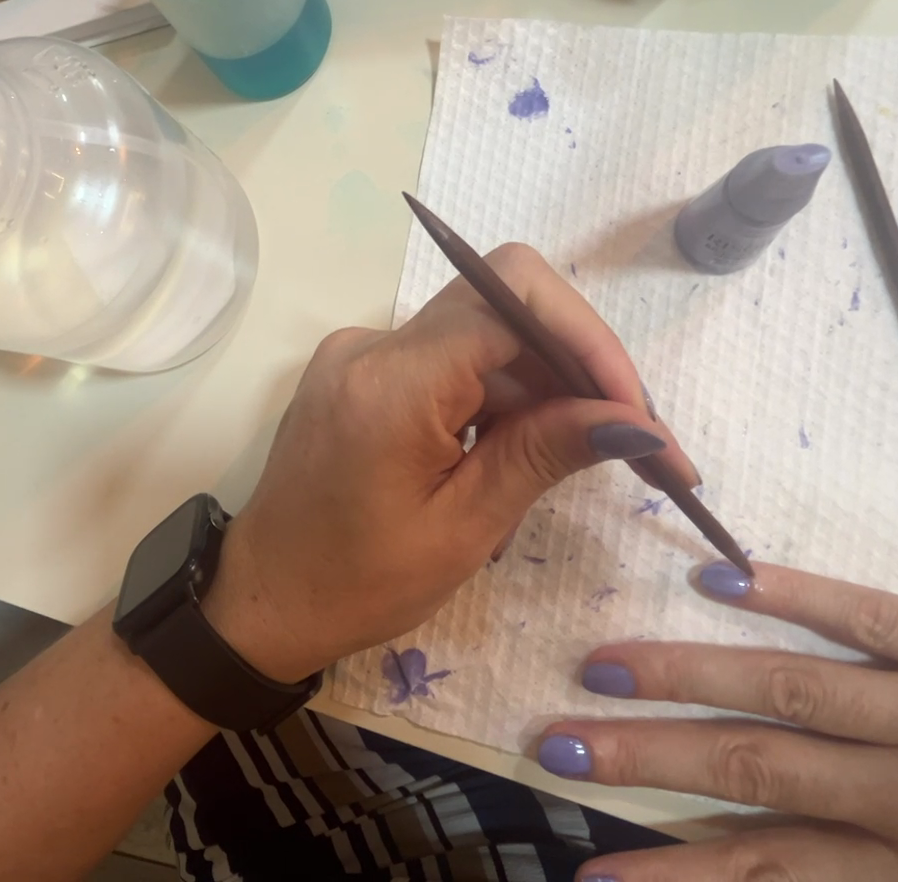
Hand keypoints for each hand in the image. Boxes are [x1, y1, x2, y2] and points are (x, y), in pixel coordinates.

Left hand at [202, 243, 682, 683]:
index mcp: (391, 380)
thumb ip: (543, 454)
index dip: (586, 339)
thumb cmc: (357, 584)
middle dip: (575, 364)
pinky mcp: (360, 372)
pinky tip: (522, 449)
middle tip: (633, 437)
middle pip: (501, 307)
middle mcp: (370, 344)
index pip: (509, 297)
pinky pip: (447, 361)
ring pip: (480, 335)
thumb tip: (633, 420)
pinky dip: (495, 396)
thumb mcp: (462, 527)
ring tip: (587, 454)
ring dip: (540, 385)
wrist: (263, 598)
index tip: (634, 410)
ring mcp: (360, 353)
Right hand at [535, 563, 897, 880]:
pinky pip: (874, 615)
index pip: (775, 874)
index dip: (677, 875)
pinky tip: (718, 581)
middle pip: (755, 772)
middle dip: (646, 760)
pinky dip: (791, 595)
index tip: (595, 875)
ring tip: (603, 668)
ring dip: (686, 676)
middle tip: (557, 742)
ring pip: (791, 688)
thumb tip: (797, 873)